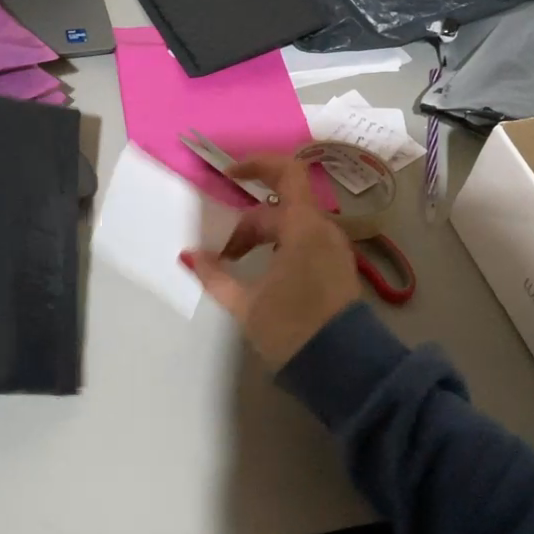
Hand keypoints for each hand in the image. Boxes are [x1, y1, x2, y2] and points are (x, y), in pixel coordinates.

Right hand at [182, 154, 359, 368]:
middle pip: (280, 208)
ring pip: (293, 226)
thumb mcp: (246, 304)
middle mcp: (323, 230)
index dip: (257, 165)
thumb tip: (190, 256)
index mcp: (303, 228)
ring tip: (239, 264)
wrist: (344, 368)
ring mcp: (334, 249)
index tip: (229, 175)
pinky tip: (265, 272)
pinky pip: (306, 241)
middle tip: (224, 253)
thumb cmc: (292, 328)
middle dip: (248, 224)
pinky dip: (281, 246)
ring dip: (264, 237)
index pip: (286, 173)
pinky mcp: (338, 268)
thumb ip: (216, 275)